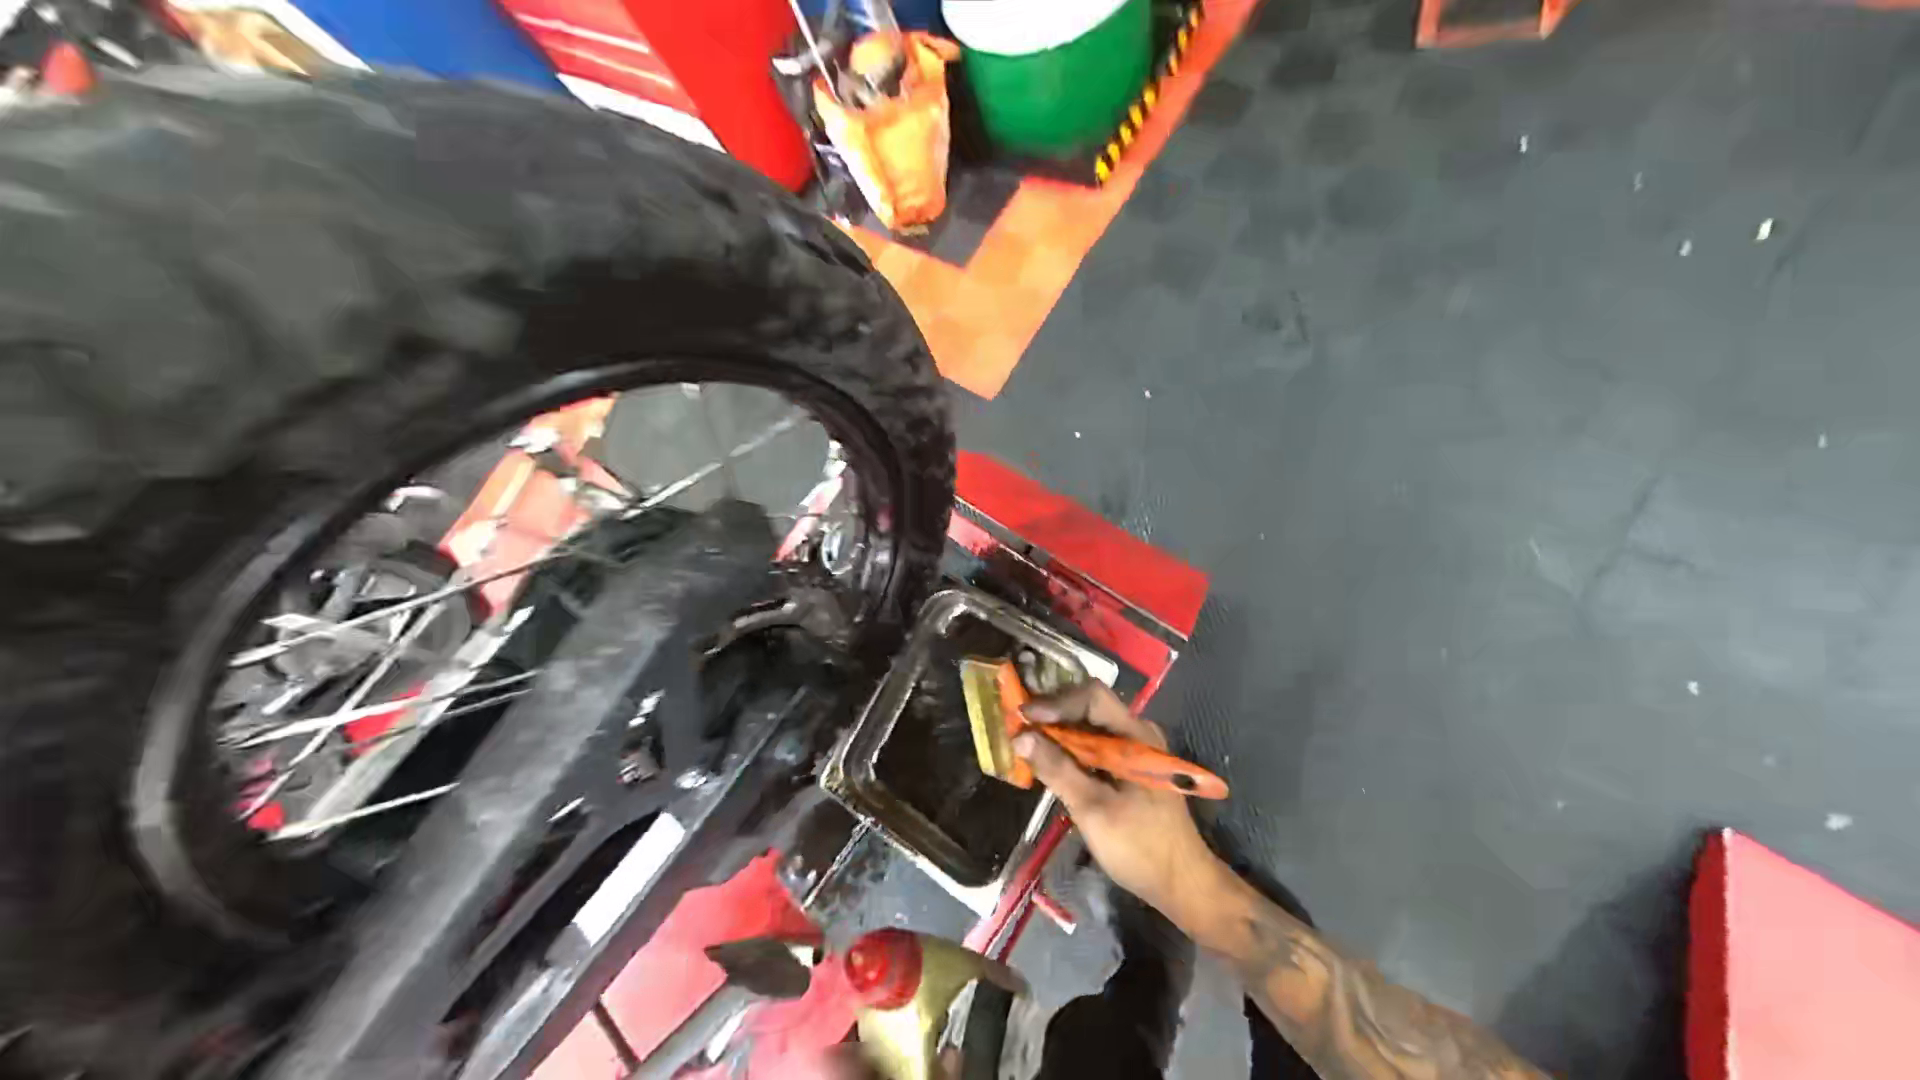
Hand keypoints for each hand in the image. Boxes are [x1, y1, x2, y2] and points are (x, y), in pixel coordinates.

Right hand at [1013, 683, 1228, 929]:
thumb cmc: (1141, 846)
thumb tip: (1020, 736)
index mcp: (1137, 736)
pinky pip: (1094, 744)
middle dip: (1052, 713)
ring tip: (1026, 740)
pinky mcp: (1128, 766)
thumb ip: (1058, 769)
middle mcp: (1137, 733)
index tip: (1024, 716)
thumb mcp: (1093, 809)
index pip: (1092, 697)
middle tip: (1019, 726)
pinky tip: (1049, 758)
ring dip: (1058, 730)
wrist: (1182, 884)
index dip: (1055, 702)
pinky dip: (1069, 747)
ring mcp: (1135, 749)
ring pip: (1089, 725)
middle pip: (1089, 706)